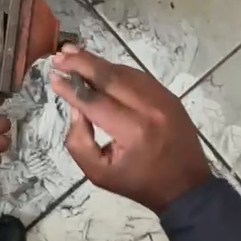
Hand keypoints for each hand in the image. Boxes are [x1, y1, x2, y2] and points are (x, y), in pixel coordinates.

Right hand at [50, 47, 211, 211]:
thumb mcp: (99, 175)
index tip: (53, 77)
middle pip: (109, 77)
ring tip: (73, 53)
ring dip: (97, 62)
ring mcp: (163, 98)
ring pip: (124, 71)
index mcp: (132, 131)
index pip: (94, 101)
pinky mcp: (169, 95)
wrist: (187, 187)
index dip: (71, 88)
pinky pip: (138, 75)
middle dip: (81, 64)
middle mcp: (149, 109)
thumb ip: (79, 143)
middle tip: (59, 56)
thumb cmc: (139, 183)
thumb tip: (76, 108)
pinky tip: (99, 65)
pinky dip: (116, 69)